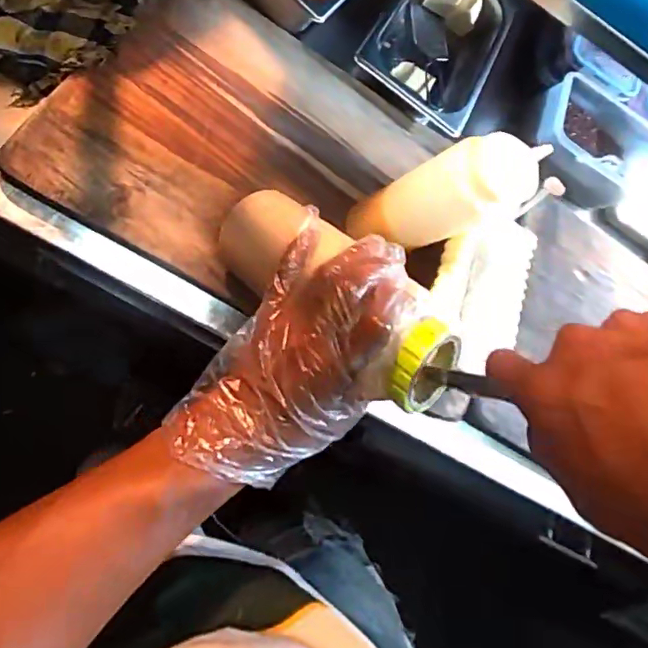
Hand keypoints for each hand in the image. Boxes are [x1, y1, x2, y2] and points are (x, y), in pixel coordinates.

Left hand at [166, 213, 416, 486]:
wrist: (242, 422)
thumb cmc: (296, 425)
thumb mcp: (343, 415)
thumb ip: (370, 385)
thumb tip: (398, 361)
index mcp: (337, 373)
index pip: (369, 335)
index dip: (388, 310)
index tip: (405, 291)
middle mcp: (315, 342)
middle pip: (349, 298)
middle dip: (375, 272)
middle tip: (396, 257)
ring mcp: (291, 322)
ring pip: (325, 283)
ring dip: (351, 258)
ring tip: (374, 243)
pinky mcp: (272, 310)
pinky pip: (285, 273)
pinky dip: (298, 247)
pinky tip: (310, 222)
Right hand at [487, 308, 647, 602]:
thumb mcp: (604, 508)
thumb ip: (561, 455)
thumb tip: (551, 425)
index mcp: (554, 393)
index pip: (504, 367)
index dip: (513, 382)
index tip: (532, 398)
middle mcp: (586, 347)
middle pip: (570, 358)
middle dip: (588, 384)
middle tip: (631, 425)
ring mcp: (638, 326)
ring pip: (617, 344)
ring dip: (632, 369)